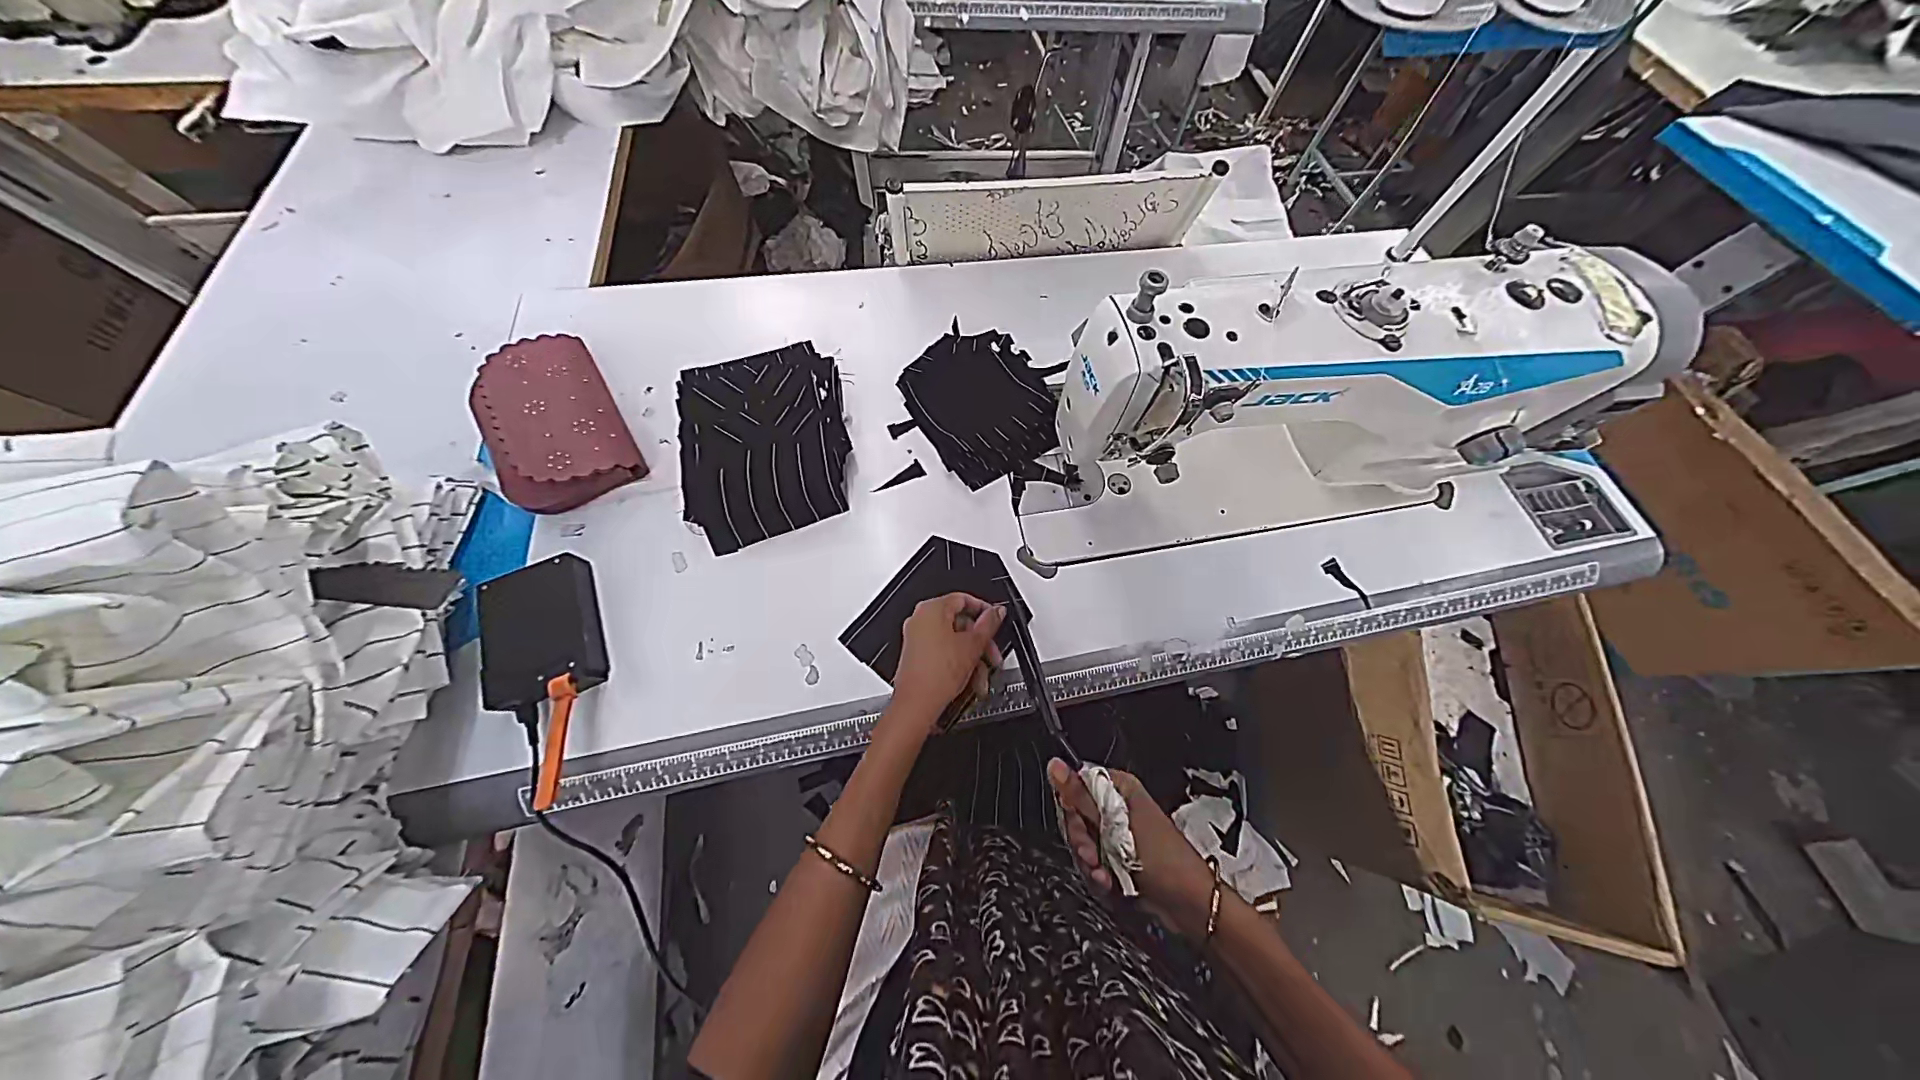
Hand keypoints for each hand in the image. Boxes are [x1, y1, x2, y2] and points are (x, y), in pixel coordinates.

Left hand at [884, 593, 1004, 738]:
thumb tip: (996, 612)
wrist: (917, 704)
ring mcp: (917, 638)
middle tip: (992, 654)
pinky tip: (970, 680)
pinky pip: (943, 653)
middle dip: (980, 642)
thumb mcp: (973, 646)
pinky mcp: (917, 656)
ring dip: (973, 658)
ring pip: (954, 641)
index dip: (984, 610)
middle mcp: (920, 620)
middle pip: (960, 623)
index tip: (995, 620)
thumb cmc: (935, 674)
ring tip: (981, 676)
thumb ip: (988, 624)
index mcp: (931, 609)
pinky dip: (959, 664)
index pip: (963, 599)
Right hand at [1049, 760, 1220, 939]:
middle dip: (1082, 842)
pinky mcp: (1119, 860)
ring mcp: (1118, 836)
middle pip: (1076, 818)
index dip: (1071, 808)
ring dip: (1090, 864)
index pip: (1076, 786)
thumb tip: (1055, 765)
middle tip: (1093, 854)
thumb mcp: (1115, 824)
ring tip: (1105, 875)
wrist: (1191, 904)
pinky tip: (1110, 884)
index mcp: (1120, 789)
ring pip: (1083, 844)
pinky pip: (1094, 864)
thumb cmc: (1165, 860)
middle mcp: (1118, 809)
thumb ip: (1080, 796)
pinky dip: (1099, 876)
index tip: (1078, 826)